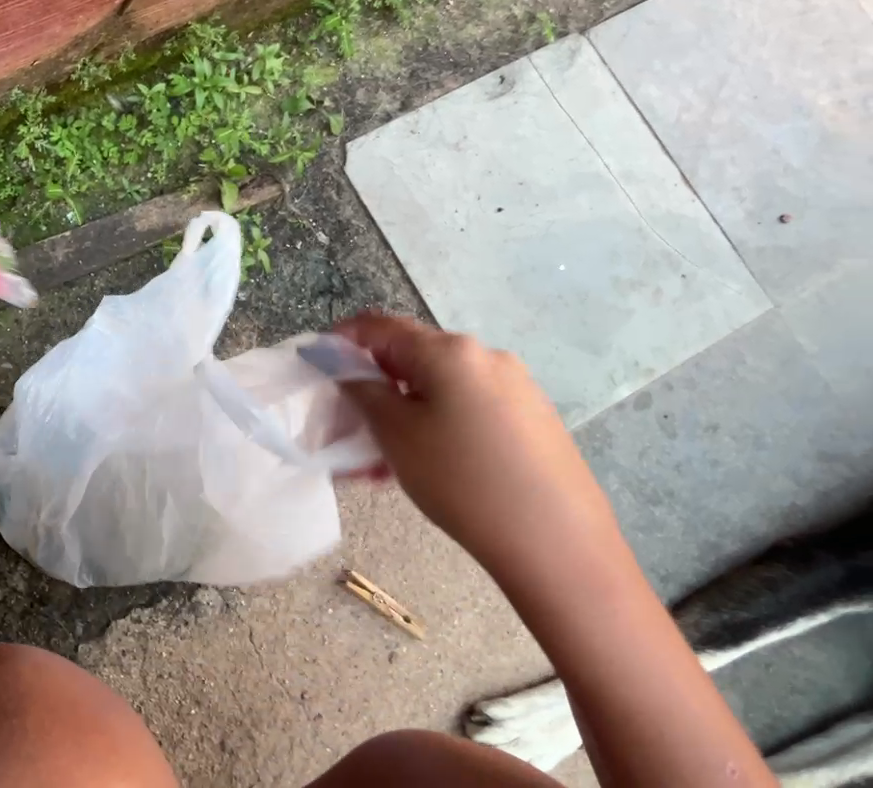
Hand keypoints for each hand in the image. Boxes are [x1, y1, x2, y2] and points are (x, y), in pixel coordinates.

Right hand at [332, 313, 619, 582]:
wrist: (558, 545)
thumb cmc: (461, 479)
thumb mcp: (393, 432)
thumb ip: (360, 388)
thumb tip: (342, 366)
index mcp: (448, 351)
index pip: (377, 327)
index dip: (338, 341)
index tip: (314, 369)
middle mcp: (485, 357)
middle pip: (409, 358)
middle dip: (371, 388)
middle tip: (346, 427)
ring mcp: (516, 388)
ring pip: (437, 388)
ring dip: (400, 413)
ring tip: (379, 461)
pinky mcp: (533, 419)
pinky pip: (466, 409)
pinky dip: (434, 426)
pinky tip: (424, 467)